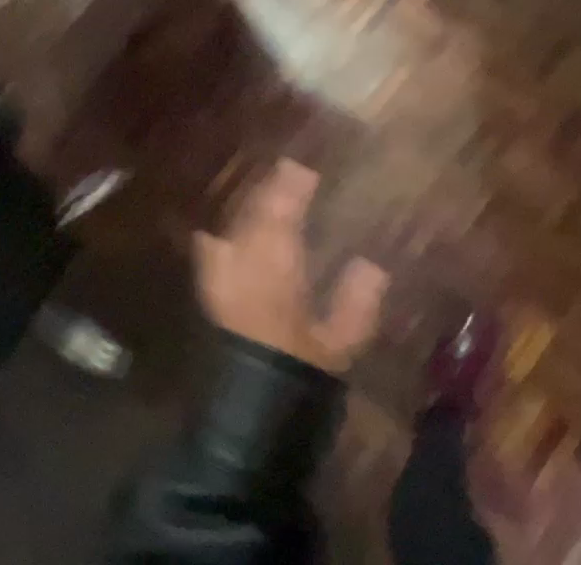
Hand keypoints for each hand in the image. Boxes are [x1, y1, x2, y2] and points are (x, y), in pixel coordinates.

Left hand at [193, 159, 389, 373]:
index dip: (292, 190)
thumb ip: (357, 302)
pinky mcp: (211, 299)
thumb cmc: (301, 373)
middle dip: (267, 192)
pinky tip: (218, 233)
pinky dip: (217, 238)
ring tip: (258, 194)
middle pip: (252, 219)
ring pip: (229, 230)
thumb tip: (371, 266)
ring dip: (244, 208)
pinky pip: (209, 254)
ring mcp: (221, 282)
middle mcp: (243, 268)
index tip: (303, 169)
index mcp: (276, 272)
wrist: (253, 412)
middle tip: (283, 172)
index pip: (282, 218)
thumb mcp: (341, 343)